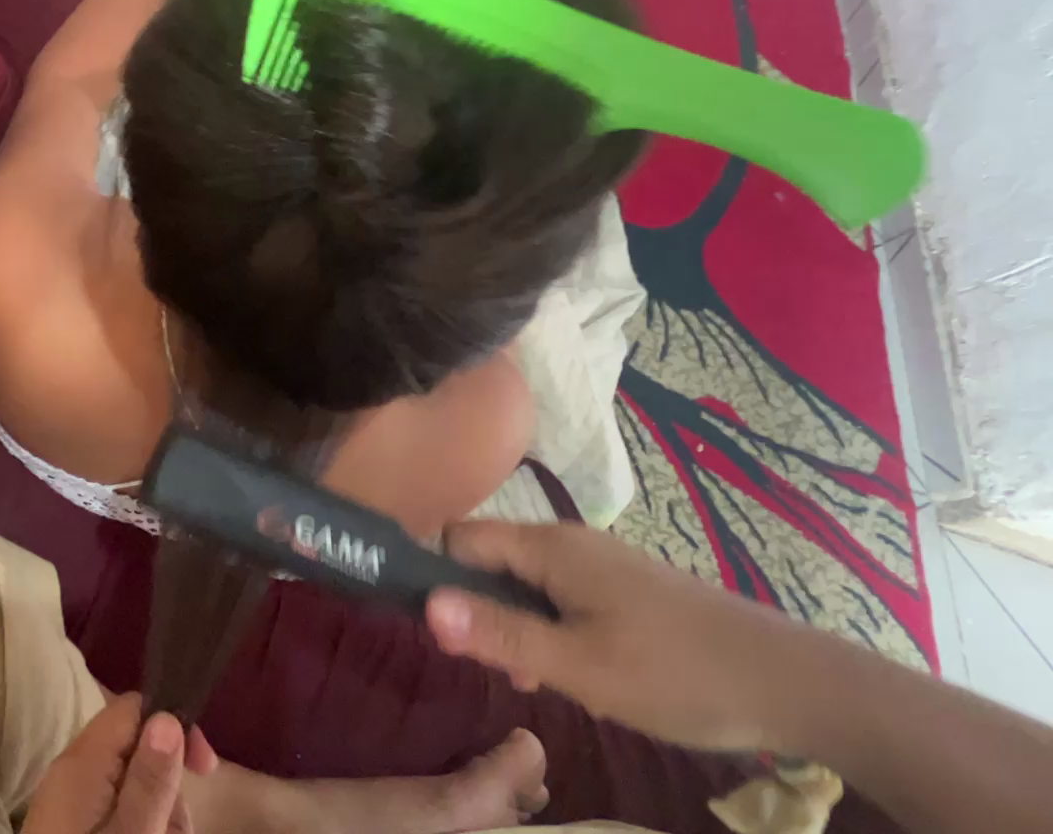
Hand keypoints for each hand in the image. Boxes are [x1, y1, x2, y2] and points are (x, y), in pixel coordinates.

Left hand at [23, 693, 219, 833]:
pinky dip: (141, 830)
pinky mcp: (73, 830)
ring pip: (133, 789)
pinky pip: (119, 816)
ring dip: (161, 818)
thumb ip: (150, 779)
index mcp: (81, 762)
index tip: (205, 766)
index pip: (130, 708)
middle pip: (137, 751)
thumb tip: (167, 716)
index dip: (172, 724)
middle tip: (177, 833)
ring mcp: (71, 805)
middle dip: (169, 790)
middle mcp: (72, 773)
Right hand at [426, 520, 814, 752]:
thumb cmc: (676, 674)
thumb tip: (425, 606)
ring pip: (525, 579)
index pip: (459, 538)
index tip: (445, 632)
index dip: (439, 577)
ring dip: (516, 623)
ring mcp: (600, 561)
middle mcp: (568, 539)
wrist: (798, 686)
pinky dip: (551, 625)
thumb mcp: (577, 664)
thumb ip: (498, 633)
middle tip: (499, 667)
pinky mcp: (623, 584)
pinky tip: (578, 669)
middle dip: (480, 608)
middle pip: (490, 558)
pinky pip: (560, 592)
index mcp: (548, 546)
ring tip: (538, 677)